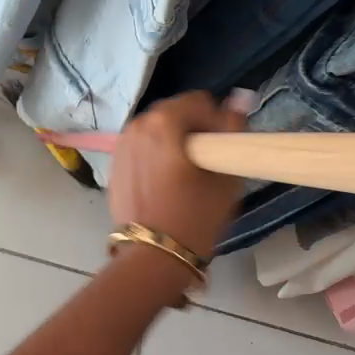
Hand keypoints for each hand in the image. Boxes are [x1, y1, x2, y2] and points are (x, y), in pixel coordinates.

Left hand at [108, 92, 248, 259]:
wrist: (152, 257)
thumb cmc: (195, 216)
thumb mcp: (224, 175)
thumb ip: (233, 129)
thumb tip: (240, 97)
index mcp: (163, 120)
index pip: (200, 101)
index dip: (216, 121)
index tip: (223, 149)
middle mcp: (137, 123)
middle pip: (175, 112)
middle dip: (194, 129)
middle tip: (208, 161)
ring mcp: (121, 142)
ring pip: (157, 130)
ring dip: (174, 141)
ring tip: (188, 174)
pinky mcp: (114, 162)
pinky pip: (141, 147)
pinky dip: (155, 155)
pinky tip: (165, 183)